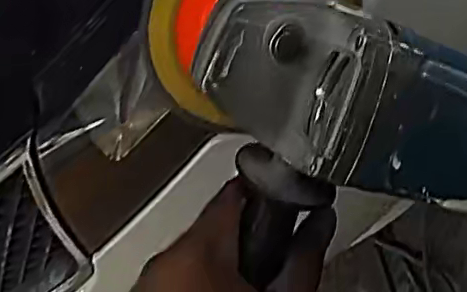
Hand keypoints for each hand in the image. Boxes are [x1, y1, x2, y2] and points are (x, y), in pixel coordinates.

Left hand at [132, 178, 335, 291]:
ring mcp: (145, 290)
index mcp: (197, 248)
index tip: (294, 201)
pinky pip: (176, 285)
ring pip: (196, 258)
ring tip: (250, 290)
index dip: (273, 189)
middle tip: (275, 260)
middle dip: (249, 237)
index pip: (240, 186)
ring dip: (225, 266)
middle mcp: (162, 264)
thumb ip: (304, 258)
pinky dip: (201, 289)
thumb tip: (321, 222)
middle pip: (218, 224)